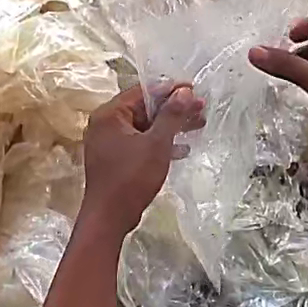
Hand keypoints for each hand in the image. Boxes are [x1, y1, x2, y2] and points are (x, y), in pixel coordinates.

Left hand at [77, 84, 205, 237]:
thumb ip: (171, 116)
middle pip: (145, 108)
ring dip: (171, 126)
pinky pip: (140, 143)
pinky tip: (182, 149)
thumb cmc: (131, 177)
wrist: (109, 217)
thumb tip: (185, 92)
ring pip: (145, 127)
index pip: (143, 91)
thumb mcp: (157, 144)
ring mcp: (109, 143)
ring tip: (198, 124)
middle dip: (174, 109)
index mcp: (110, 114)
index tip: (194, 89)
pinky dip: (159, 143)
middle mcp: (106, 124)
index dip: (171, 89)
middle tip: (201, 107)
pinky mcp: (115, 159)